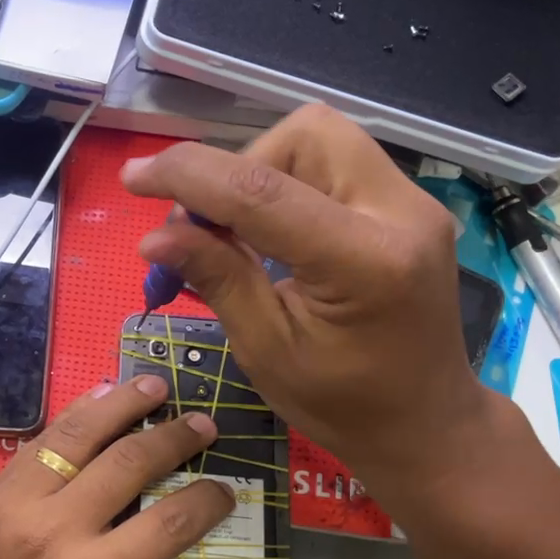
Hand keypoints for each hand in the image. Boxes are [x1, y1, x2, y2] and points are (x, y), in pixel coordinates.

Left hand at [0, 376, 235, 558]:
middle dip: (173, 439)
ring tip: (155, 385)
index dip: (206, 499)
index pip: (167, 522)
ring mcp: (19, 505)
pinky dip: (76, 416)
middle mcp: (55, 532)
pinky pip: (42, 443)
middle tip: (203, 424)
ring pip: (78, 437)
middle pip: (127, 464)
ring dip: (122, 405)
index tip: (227, 487)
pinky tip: (101, 397)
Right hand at [121, 104, 501, 495]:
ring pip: (319, 140)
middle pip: (303, 135)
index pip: (263, 192)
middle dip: (237, 168)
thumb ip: (218, 281)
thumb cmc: (342, 405)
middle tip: (204, 226)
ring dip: (259, 172)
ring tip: (233, 231)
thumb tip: (155, 238)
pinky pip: (333, 164)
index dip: (189, 177)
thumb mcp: (267, 351)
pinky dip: (285, 184)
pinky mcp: (406, 204)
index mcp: (365, 262)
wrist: (425, 422)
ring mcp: (411, 202)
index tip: (134, 179)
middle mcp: (401, 212)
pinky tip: (265, 233)